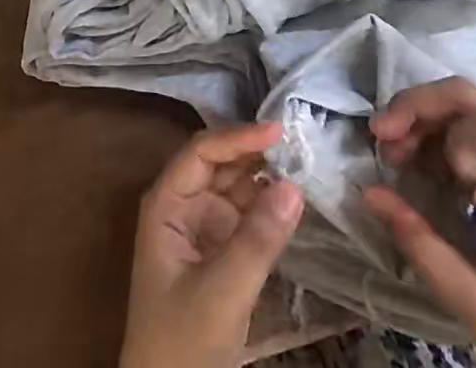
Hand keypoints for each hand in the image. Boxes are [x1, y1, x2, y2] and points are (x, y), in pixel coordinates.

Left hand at [121, 121, 305, 367]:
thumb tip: (295, 185)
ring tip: (308, 163)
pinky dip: (273, 206)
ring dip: (269, 176)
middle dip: (258, 152)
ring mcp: (206, 229)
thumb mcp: (220, 292)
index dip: (238, 137)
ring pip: (240, 188)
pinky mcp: (225, 253)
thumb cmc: (182, 343)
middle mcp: (186, 207)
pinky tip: (299, 199)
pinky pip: (251, 217)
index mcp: (167, 205)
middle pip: (223, 164)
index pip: (202, 152)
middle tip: (302, 143)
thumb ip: (257, 240)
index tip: (280, 132)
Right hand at [363, 79, 475, 367]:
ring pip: (474, 108)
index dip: (434, 123)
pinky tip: (425, 167)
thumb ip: (423, 247)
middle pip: (475, 101)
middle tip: (382, 141)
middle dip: (419, 110)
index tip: (392, 154)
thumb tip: (368, 191)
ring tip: (395, 156)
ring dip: (428, 120)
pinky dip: (444, 136)